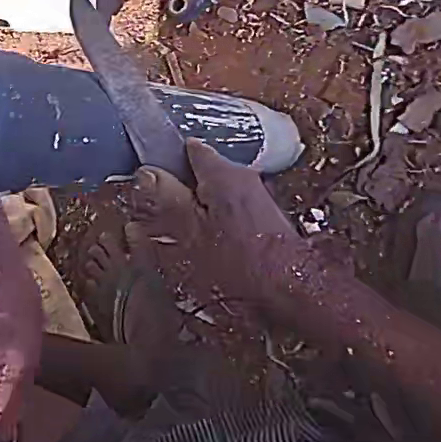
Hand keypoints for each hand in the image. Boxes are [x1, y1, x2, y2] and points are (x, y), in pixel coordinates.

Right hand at [132, 139, 343, 311]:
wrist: (295, 292)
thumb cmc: (240, 261)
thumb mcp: (191, 230)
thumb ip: (166, 197)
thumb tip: (145, 172)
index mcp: (222, 173)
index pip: (189, 148)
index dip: (167, 158)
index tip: (150, 177)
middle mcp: (243, 177)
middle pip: (202, 172)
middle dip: (181, 187)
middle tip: (159, 211)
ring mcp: (258, 198)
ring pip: (217, 193)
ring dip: (200, 207)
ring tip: (182, 232)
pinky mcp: (267, 219)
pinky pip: (231, 210)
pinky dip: (217, 221)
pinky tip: (209, 245)